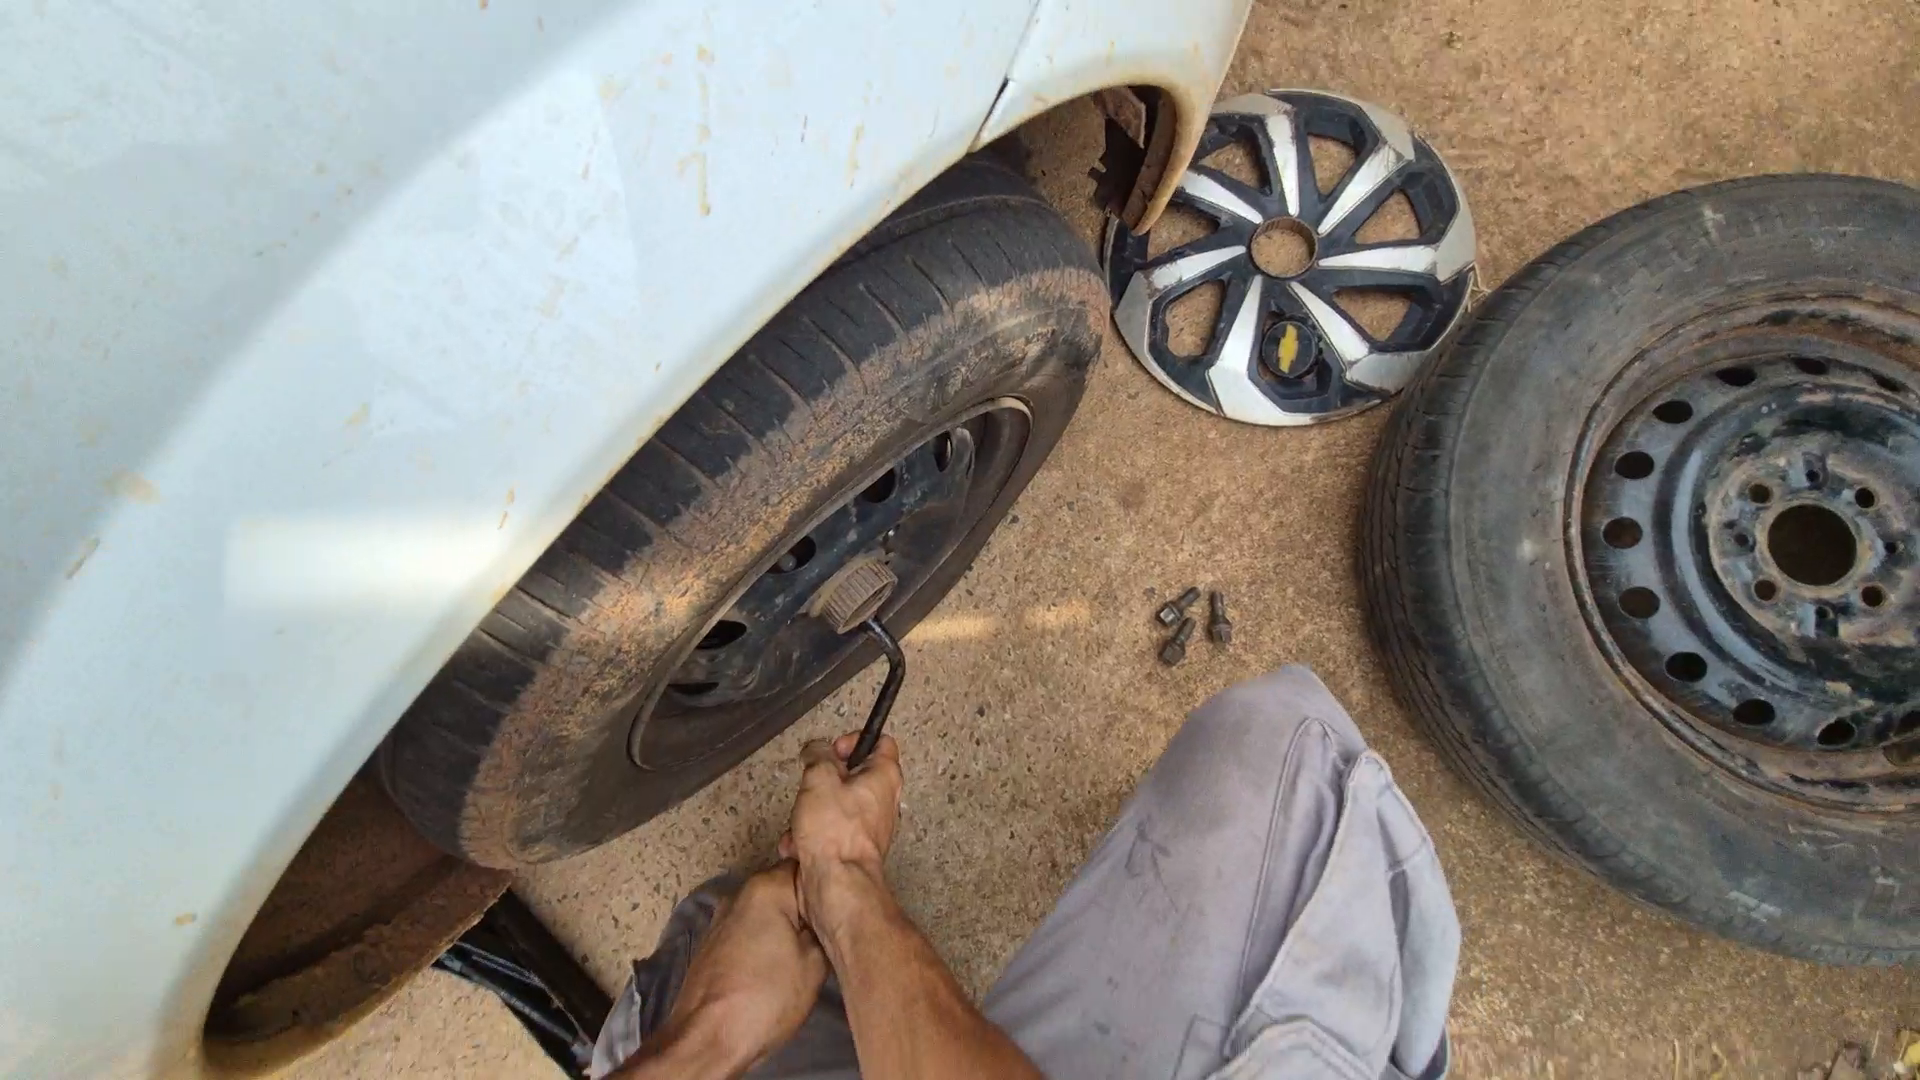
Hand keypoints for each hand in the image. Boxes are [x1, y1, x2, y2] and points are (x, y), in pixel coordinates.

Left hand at [648, 862, 826, 1075]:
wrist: (705, 1042)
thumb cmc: (764, 999)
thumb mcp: (815, 963)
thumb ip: (825, 927)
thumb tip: (826, 916)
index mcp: (767, 887)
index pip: (808, 865)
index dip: (827, 885)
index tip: (840, 907)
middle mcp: (741, 892)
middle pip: (786, 886)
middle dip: (805, 907)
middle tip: (825, 934)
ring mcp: (722, 917)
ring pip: (767, 910)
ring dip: (784, 925)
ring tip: (801, 954)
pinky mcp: (712, 943)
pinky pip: (749, 928)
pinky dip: (764, 940)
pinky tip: (773, 966)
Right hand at [780, 733, 902, 930]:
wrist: (835, 885)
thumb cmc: (836, 834)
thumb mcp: (819, 778)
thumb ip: (818, 754)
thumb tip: (816, 749)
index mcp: (885, 776)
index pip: (880, 741)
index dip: (852, 740)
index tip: (831, 751)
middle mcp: (884, 800)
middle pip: (853, 774)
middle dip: (823, 781)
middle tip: (813, 786)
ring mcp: (870, 826)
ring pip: (837, 804)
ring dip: (812, 812)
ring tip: (801, 822)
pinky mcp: (853, 848)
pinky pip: (830, 831)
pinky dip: (811, 835)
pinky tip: (798, 846)